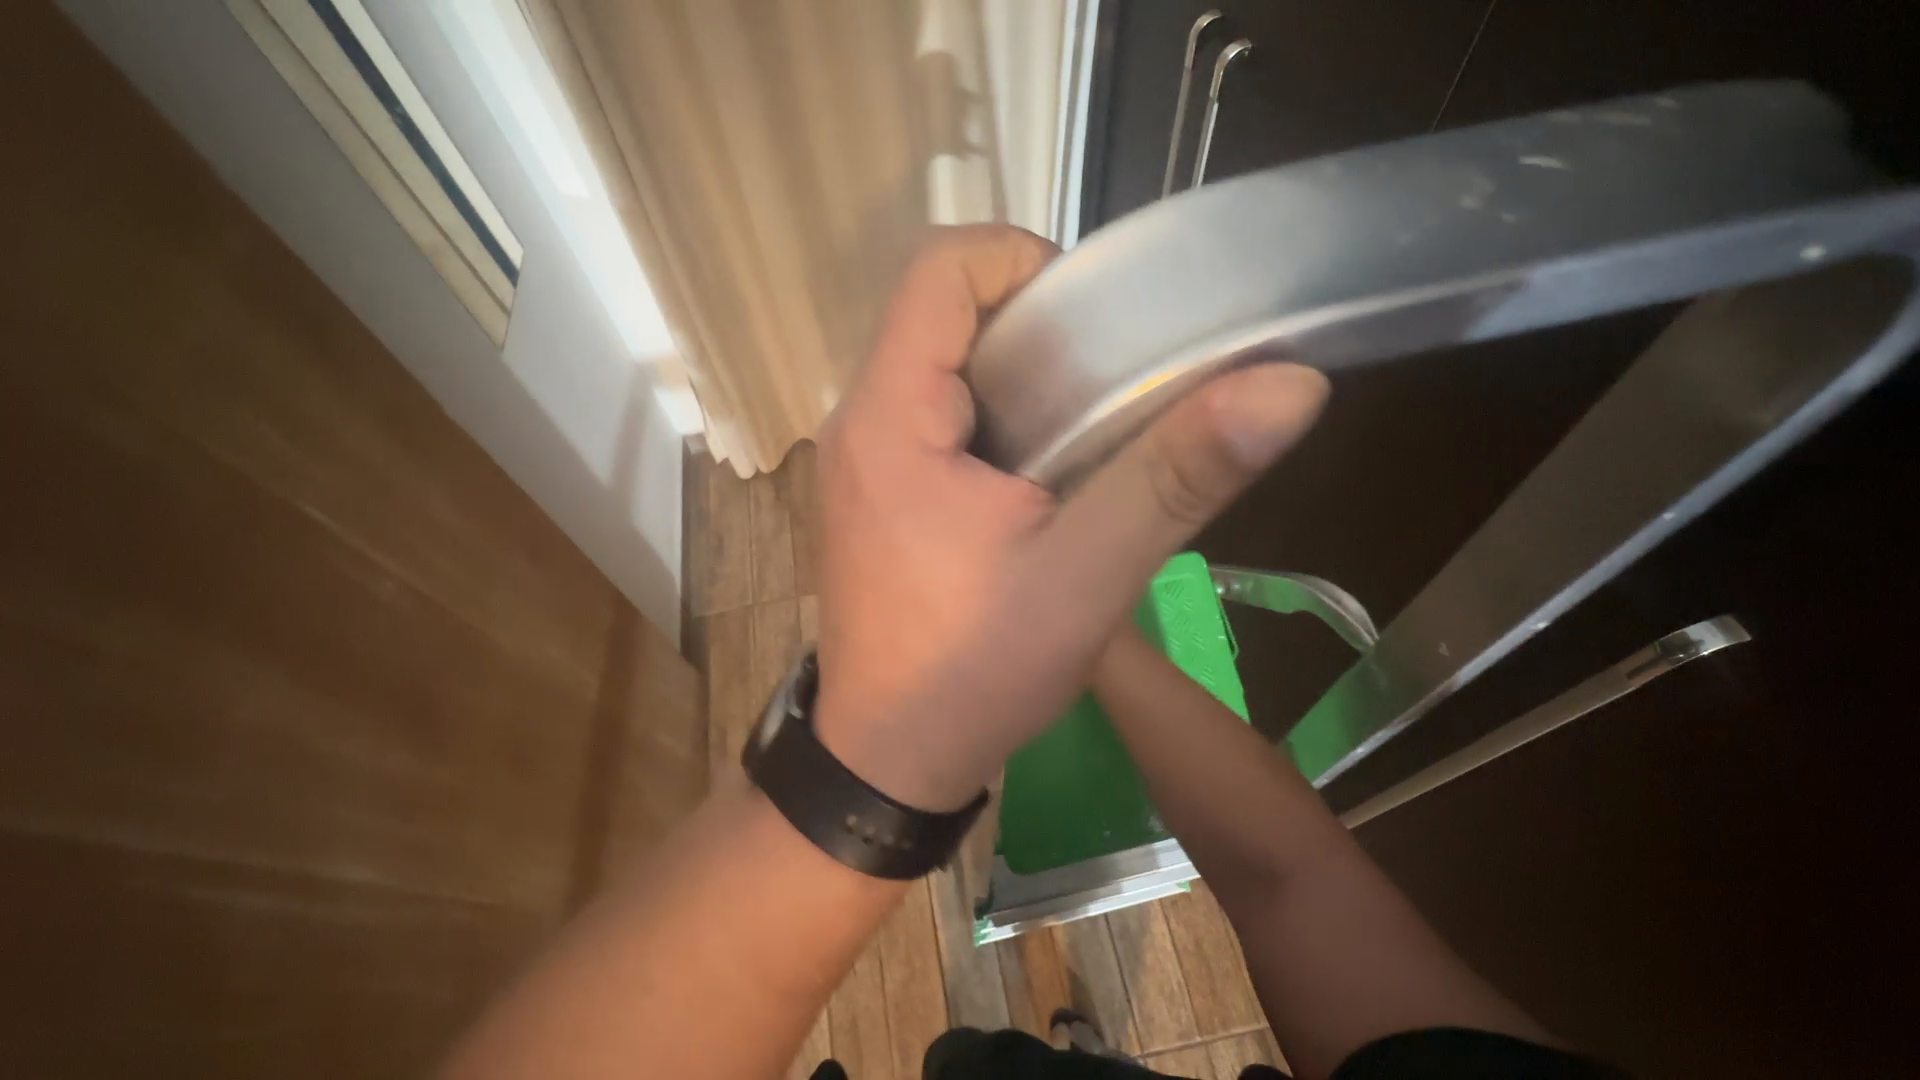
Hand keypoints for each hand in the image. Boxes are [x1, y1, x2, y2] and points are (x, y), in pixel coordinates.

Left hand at [811, 225, 1328, 808]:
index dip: (1026, 262)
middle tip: (1117, 387)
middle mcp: (860, 420)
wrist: (891, 762)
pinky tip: (1050, 479)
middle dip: (1039, 328)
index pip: (941, 267)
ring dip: (1024, 380)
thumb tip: (1289, 383)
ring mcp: (862, 459)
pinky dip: (999, 421)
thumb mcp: (1088, 573)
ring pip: (945, 366)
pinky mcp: (876, 494)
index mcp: (890, 415)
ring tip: (1095, 434)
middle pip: (947, 313)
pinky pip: (937, 418)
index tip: (1099, 324)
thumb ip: (1178, 475)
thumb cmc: (975, 672)